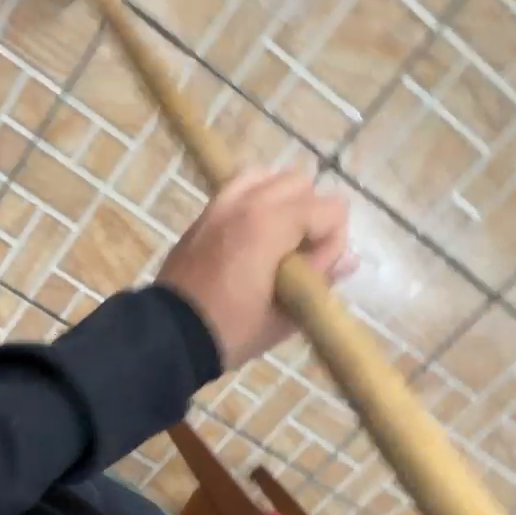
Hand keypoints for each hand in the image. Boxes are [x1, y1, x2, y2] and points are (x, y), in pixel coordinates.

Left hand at [156, 166, 355, 370]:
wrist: (168, 336)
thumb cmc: (230, 330)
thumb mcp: (284, 315)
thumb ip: (319, 281)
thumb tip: (347, 260)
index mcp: (272, 223)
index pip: (331, 209)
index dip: (332, 242)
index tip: (314, 273)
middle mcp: (246, 203)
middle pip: (300, 184)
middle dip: (309, 216)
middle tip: (297, 256)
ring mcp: (218, 206)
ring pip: (267, 178)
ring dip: (280, 202)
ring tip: (275, 241)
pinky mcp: (201, 218)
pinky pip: (236, 190)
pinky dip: (250, 202)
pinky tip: (249, 236)